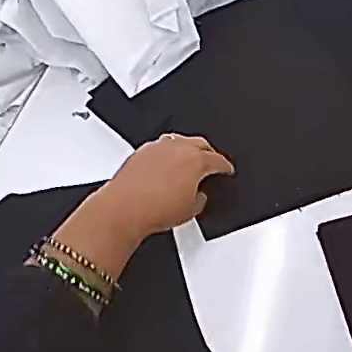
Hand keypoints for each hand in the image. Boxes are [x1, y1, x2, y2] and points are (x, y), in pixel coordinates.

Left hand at [94, 133, 235, 238]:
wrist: (124, 209)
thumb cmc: (155, 208)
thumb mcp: (191, 210)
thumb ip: (200, 198)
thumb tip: (199, 195)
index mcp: (196, 161)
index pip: (218, 160)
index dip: (225, 167)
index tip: (227, 170)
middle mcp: (177, 149)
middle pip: (200, 143)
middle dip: (209, 152)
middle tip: (212, 162)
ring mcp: (157, 148)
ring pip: (179, 141)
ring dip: (187, 149)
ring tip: (189, 160)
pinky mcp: (141, 152)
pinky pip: (160, 146)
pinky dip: (168, 152)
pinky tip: (166, 164)